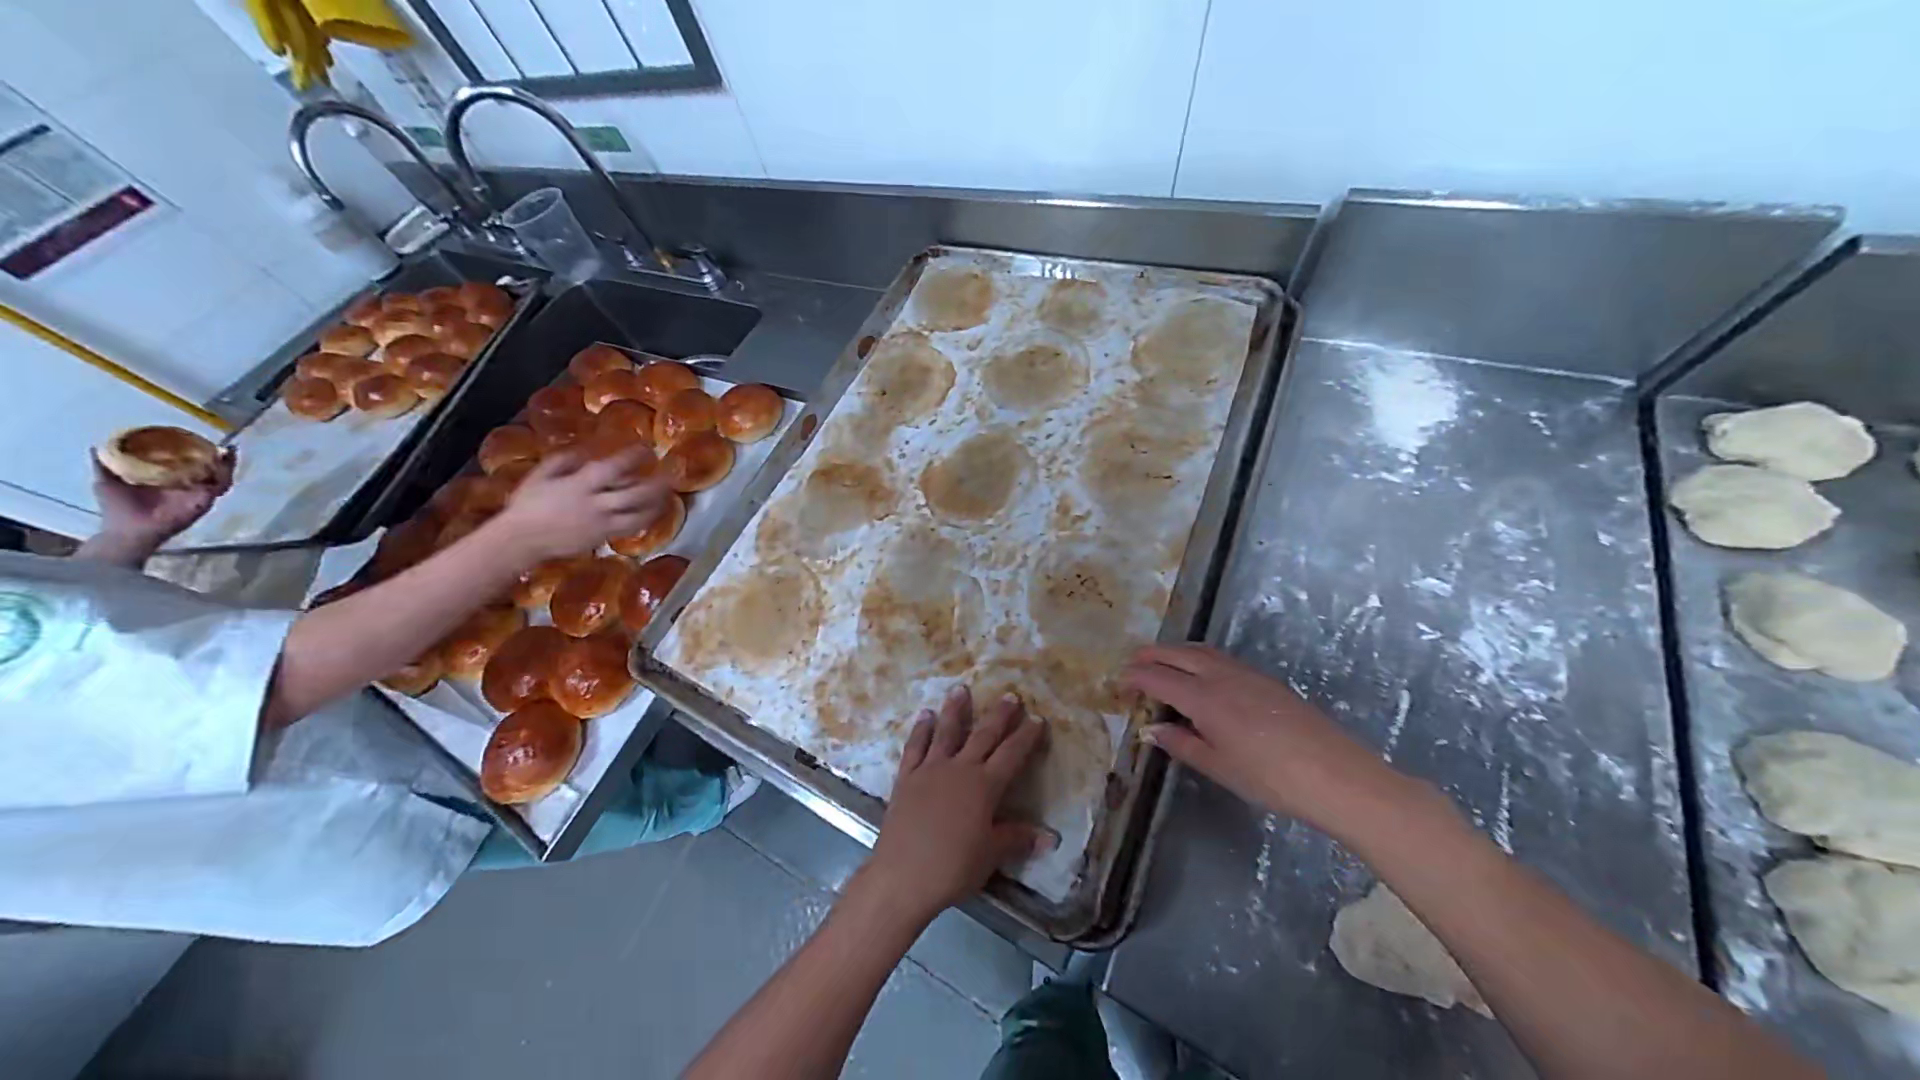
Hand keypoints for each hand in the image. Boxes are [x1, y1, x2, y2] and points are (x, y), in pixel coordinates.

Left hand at [90, 450, 232, 544]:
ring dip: (226, 464)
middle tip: (220, 444)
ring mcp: (197, 493)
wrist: (128, 530)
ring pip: (219, 476)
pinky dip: (223, 475)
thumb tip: (96, 445)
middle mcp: (185, 485)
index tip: (192, 438)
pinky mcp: (204, 500)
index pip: (184, 463)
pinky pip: (219, 486)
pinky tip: (223, 464)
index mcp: (166, 480)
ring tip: (228, 451)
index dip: (191, 451)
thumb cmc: (118, 507)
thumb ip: (104, 465)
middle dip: (216, 457)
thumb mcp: (106, 481)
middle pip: (207, 468)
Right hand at [487, 448, 670, 561]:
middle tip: (671, 473)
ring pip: (640, 513)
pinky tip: (653, 512)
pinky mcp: (604, 537)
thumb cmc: (528, 504)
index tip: (646, 448)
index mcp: (581, 485)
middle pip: (636, 493)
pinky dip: (646, 518)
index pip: (614, 467)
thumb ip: (564, 460)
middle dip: (657, 483)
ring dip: (658, 502)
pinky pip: (632, 528)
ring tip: (669, 493)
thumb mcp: (541, 475)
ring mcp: (603, 522)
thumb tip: (586, 450)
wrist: (522, 539)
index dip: (634, 457)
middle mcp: (597, 504)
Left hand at [856, 685, 1053, 926]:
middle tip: (1010, 695)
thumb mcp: (991, 855)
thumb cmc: (953, 866)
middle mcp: (959, 769)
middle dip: (999, 715)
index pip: (1012, 754)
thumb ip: (1018, 838)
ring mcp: (930, 770)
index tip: (1037, 719)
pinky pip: (915, 747)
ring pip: (946, 732)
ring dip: (955, 710)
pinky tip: (924, 715)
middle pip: (983, 735)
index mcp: (985, 786)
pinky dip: (920, 730)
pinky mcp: (906, 778)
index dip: (1026, 737)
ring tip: (961, 689)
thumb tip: (1050, 836)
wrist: (902, 875)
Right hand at [1124, 644, 1422, 834]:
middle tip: (1132, 663)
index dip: (1135, 677)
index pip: (1158, 677)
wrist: (1337, 776)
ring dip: (1176, 652)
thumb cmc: (1271, 778)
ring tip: (1161, 663)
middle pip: (1178, 654)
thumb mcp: (1219, 767)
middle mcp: (1222, 676)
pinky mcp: (1266, 680)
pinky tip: (1201, 676)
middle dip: (1151, 655)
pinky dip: (1199, 658)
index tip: (1118, 683)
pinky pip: (1221, 658)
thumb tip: (1152, 730)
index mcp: (1204, 698)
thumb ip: (1181, 744)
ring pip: (1202, 651)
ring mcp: (1247, 674)